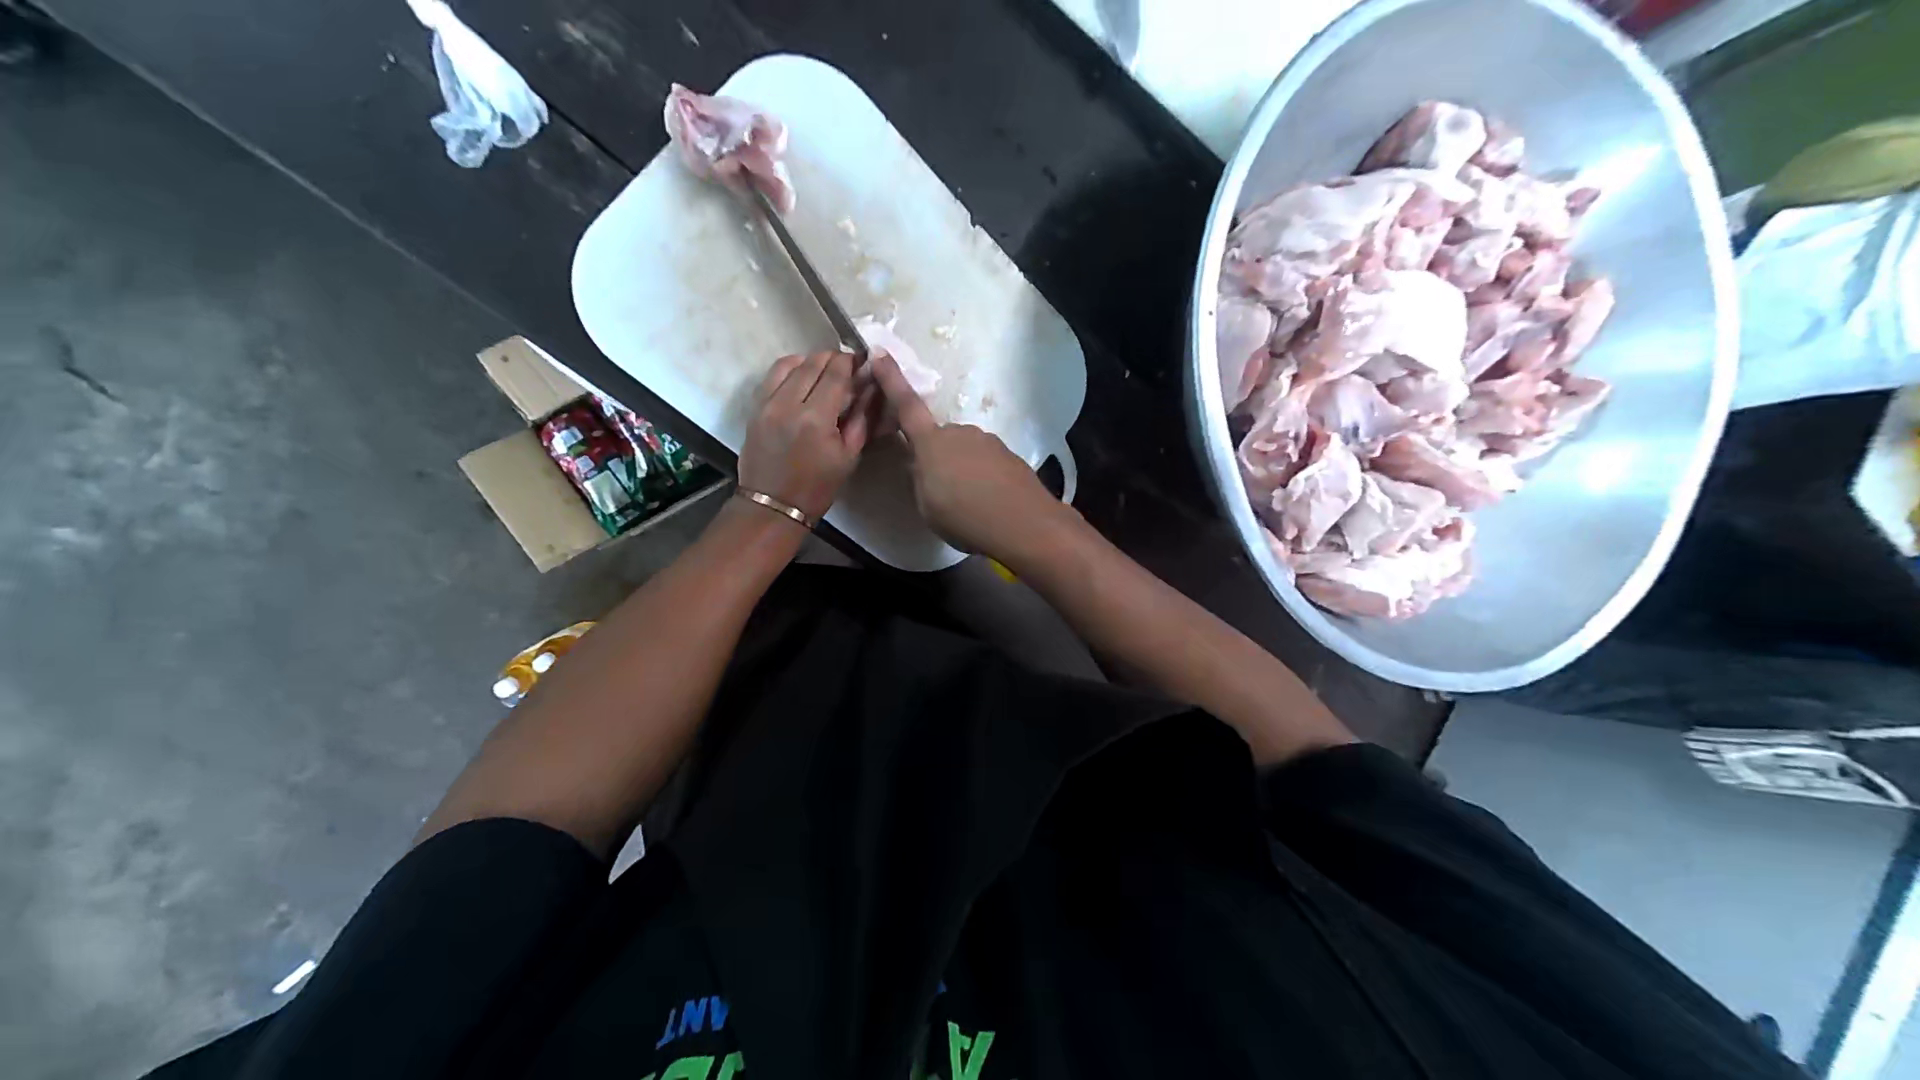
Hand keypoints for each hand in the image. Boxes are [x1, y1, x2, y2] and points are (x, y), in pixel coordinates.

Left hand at [737, 350, 878, 520]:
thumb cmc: (817, 486)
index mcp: (816, 419)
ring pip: (789, 363)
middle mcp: (788, 404)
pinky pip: (772, 376)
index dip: (851, 362)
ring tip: (823, 370)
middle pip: (812, 363)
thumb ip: (862, 417)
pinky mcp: (755, 407)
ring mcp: (767, 403)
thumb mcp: (849, 456)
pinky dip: (790, 370)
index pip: (835, 373)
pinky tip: (801, 379)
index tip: (862, 361)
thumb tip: (871, 388)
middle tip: (847, 365)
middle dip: (832, 359)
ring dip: (810, 361)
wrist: (774, 505)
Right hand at [867, 352, 1069, 558]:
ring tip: (968, 503)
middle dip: (937, 457)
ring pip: (965, 450)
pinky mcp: (1009, 455)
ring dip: (962, 469)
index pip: (907, 406)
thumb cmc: (964, 516)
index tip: (880, 354)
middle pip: (941, 438)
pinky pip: (986, 462)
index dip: (891, 381)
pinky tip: (988, 502)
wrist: (1023, 522)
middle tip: (941, 491)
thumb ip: (921, 479)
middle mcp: (960, 432)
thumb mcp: (926, 505)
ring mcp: (988, 441)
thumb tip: (922, 464)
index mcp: (932, 442)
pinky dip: (983, 477)